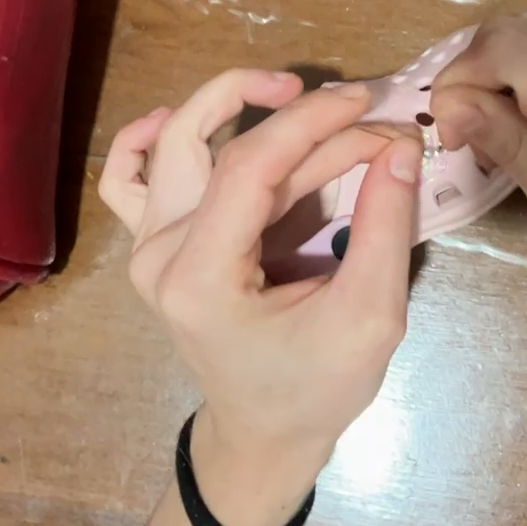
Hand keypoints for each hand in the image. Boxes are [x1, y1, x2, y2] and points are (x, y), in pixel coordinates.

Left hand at [99, 73, 421, 525]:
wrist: (264, 432)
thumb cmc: (316, 387)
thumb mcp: (371, 317)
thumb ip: (386, 228)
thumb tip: (399, 147)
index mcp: (201, 278)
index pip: (249, 166)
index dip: (310, 122)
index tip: (367, 102)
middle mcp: (159, 254)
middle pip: (200, 142)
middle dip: (276, 104)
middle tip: (343, 96)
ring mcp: (147, 247)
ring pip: (170, 146)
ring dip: (229, 106)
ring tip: (294, 93)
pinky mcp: (154, 243)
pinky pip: (127, 179)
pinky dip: (143, 141)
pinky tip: (175, 117)